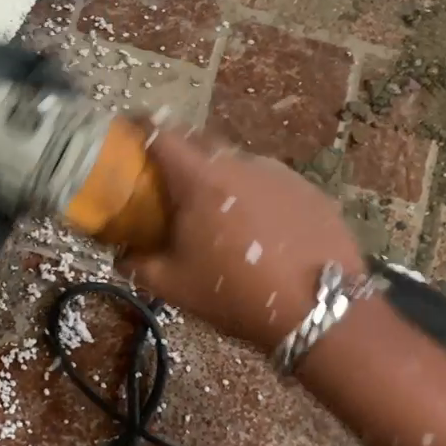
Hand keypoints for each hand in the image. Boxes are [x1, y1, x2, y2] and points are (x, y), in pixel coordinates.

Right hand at [115, 127, 364, 351]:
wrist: (328, 318)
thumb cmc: (239, 294)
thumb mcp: (172, 285)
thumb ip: (135, 263)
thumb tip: (118, 253)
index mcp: (200, 180)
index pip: (161, 134)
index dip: (139, 126)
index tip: (127, 129)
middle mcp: (240, 166)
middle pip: (198, 139)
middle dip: (177, 147)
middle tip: (164, 171)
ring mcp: (280, 176)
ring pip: (236, 160)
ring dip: (218, 171)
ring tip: (215, 202)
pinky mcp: (311, 193)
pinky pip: (269, 180)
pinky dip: (254, 190)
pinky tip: (257, 221)